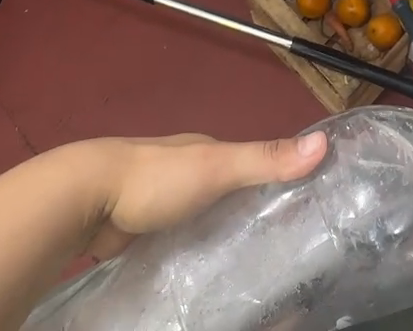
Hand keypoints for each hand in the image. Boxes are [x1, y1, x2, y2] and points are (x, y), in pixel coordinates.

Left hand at [77, 131, 327, 258]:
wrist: (88, 198)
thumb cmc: (157, 177)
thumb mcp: (217, 167)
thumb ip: (265, 159)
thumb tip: (324, 141)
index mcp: (208, 151)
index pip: (256, 164)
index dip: (282, 182)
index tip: (309, 211)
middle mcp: (189, 172)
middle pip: (231, 193)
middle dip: (253, 214)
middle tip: (283, 253)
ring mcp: (164, 201)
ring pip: (205, 219)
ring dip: (222, 235)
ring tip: (250, 270)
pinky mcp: (144, 229)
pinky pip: (180, 241)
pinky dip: (195, 251)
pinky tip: (206, 272)